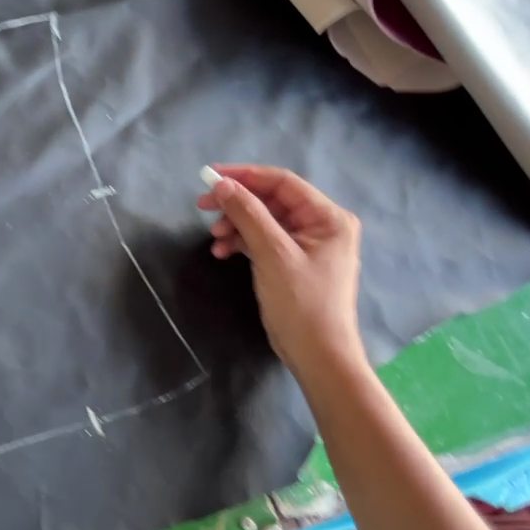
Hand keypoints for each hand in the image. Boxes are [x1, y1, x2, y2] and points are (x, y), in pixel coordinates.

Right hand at [196, 164, 364, 374]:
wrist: (317, 353)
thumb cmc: (301, 302)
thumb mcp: (272, 254)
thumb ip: (247, 214)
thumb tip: (221, 184)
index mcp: (328, 217)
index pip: (282, 183)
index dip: (244, 176)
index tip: (209, 176)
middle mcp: (321, 225)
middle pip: (271, 201)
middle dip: (236, 204)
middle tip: (201, 207)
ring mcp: (308, 245)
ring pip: (263, 222)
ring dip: (235, 226)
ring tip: (214, 240)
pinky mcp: (293, 263)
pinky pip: (263, 241)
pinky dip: (242, 243)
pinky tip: (223, 253)